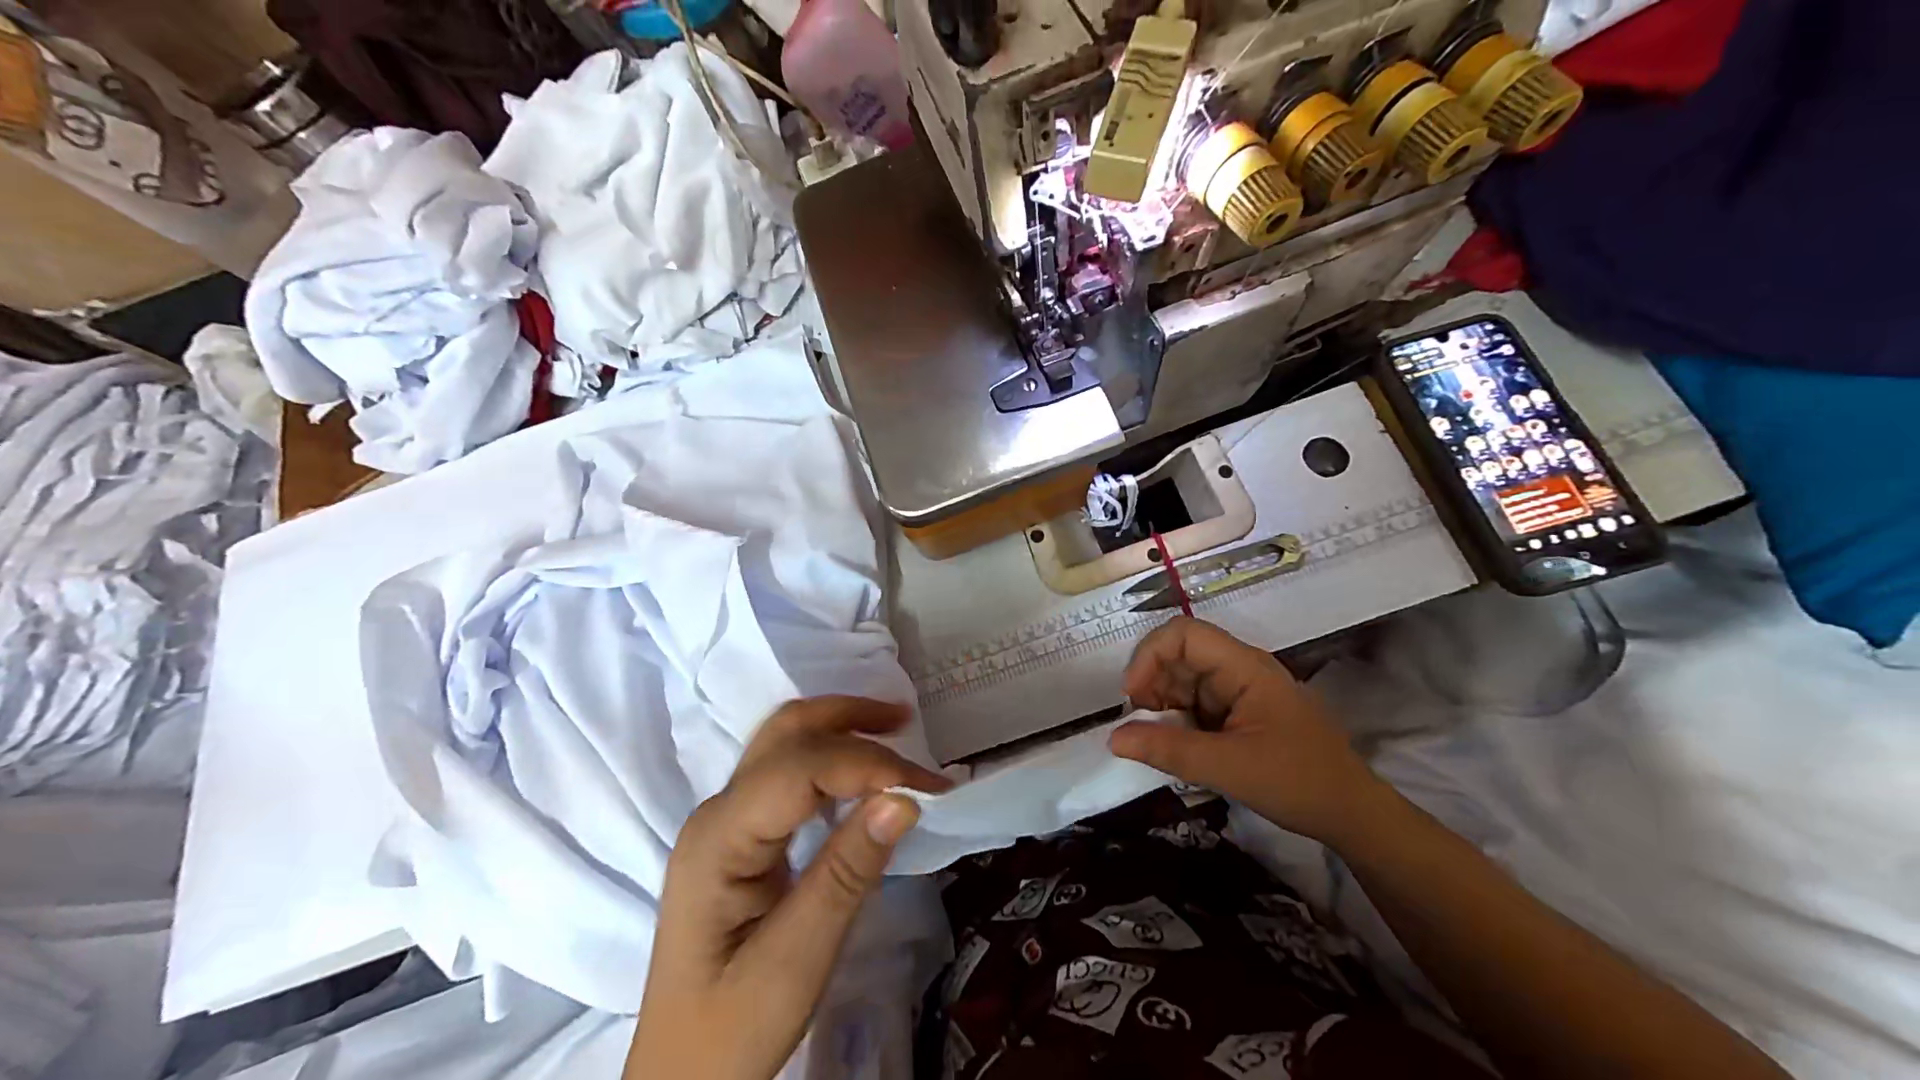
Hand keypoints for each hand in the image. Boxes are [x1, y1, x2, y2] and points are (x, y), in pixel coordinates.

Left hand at [628, 696, 951, 1079]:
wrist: (679, 1079)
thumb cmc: (731, 1032)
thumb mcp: (796, 963)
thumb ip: (847, 873)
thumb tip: (904, 800)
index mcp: (720, 839)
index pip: (800, 768)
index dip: (867, 764)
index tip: (927, 787)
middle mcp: (717, 813)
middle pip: (784, 733)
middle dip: (849, 718)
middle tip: (910, 724)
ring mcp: (724, 822)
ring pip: (783, 743)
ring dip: (839, 728)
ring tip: (896, 733)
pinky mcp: (739, 837)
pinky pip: (786, 775)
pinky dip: (831, 759)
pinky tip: (862, 774)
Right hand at [1109, 617, 1386, 843]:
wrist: (1353, 815)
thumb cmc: (1298, 782)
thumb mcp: (1228, 767)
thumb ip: (1168, 750)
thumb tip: (1113, 738)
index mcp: (1244, 668)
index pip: (1183, 634)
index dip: (1149, 656)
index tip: (1133, 698)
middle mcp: (1240, 670)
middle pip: (1179, 656)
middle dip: (1151, 685)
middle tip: (1138, 727)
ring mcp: (1240, 692)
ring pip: (1184, 682)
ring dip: (1161, 706)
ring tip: (1154, 742)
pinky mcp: (1239, 714)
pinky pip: (1196, 705)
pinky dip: (1177, 722)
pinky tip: (1174, 748)